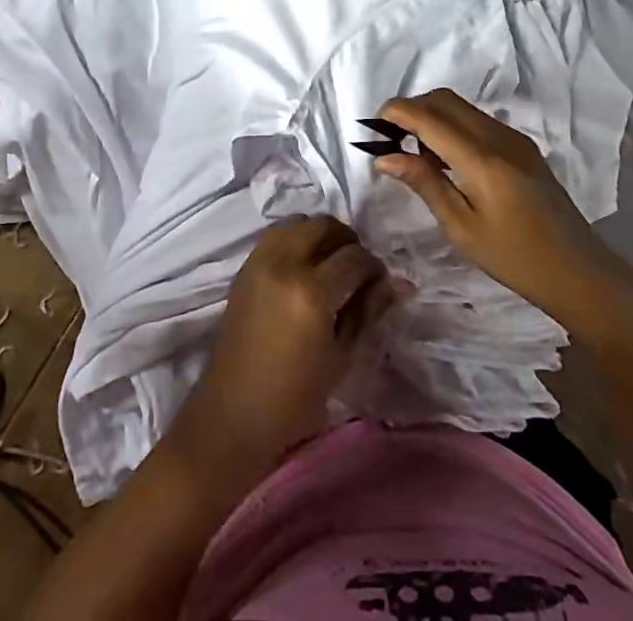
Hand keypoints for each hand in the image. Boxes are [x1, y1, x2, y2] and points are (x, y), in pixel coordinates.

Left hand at [178, 216, 396, 472]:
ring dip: (317, 235)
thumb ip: (368, 312)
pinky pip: (273, 237)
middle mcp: (282, 264)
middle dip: (347, 240)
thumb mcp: (343, 356)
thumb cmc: (297, 395)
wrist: (236, 408)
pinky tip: (304, 268)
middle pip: (322, 226)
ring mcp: (258, 263)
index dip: (374, 267)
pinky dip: (293, 241)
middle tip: (357, 268)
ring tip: (330, 264)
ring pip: (295, 224)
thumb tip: (396, 283)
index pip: (354, 257)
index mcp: (311, 290)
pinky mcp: (243, 270)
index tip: (380, 283)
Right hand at [375, 89, 632, 334]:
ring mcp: (515, 141)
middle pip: (445, 100)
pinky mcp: (522, 149)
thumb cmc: (514, 258)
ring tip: (411, 152)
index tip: (371, 124)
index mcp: (483, 161)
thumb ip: (424, 184)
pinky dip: (450, 127)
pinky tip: (442, 160)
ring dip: (430, 116)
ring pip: (461, 107)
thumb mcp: (461, 227)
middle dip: (411, 108)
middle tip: (388, 138)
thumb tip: (384, 158)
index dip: (397, 113)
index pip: (431, 118)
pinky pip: (476, 122)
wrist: (580, 272)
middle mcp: (501, 139)